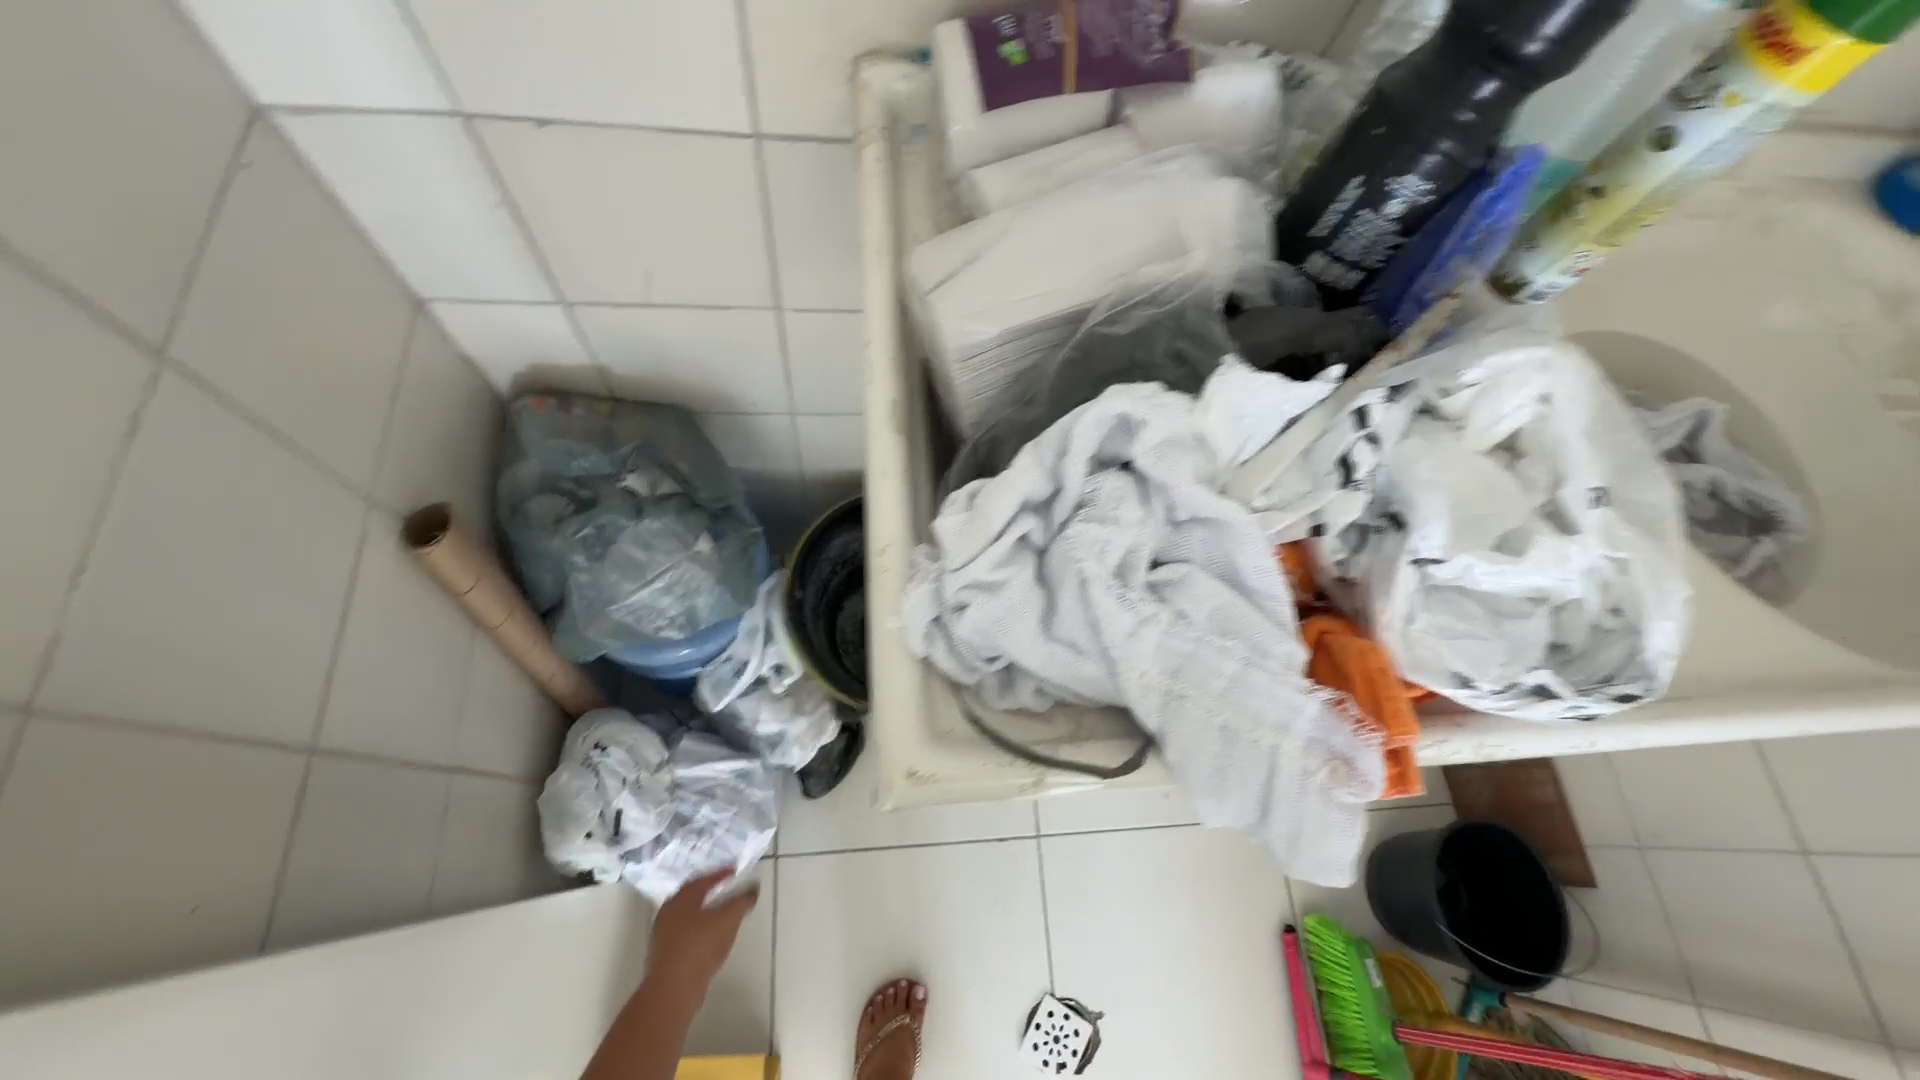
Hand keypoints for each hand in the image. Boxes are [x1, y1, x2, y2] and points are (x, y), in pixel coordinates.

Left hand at [646, 871, 760, 995]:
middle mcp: (668, 913)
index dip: (720, 874)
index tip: (734, 871)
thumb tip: (753, 888)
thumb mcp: (727, 921)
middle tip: (725, 888)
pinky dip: (699, 928)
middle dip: (709, 890)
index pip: (702, 879)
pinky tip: (710, 937)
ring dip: (704, 911)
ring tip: (721, 913)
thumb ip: (741, 902)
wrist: (672, 990)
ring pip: (687, 915)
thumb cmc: (700, 948)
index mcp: (681, 900)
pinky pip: (685, 933)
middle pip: (691, 896)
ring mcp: (663, 935)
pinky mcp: (665, 954)